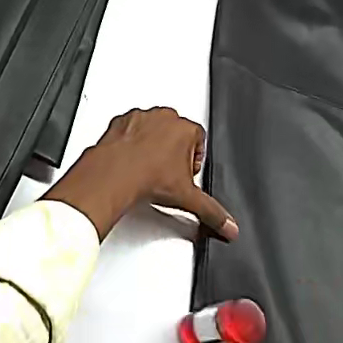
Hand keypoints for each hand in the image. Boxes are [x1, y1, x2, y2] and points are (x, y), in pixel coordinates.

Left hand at [41, 107, 236, 241]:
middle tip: (168, 173)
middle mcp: (163, 117)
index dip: (194, 159)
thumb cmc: (148, 176)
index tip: (187, 174)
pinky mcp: (120, 121)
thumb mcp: (188, 198)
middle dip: (174, 151)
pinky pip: (130, 129)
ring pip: (152, 128)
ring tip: (148, 168)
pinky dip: (131, 141)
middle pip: (176, 132)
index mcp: (185, 128)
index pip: (199, 139)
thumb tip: (227, 226)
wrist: (115, 173)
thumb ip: (212, 212)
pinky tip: (131, 160)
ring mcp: (140, 117)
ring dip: (152, 143)